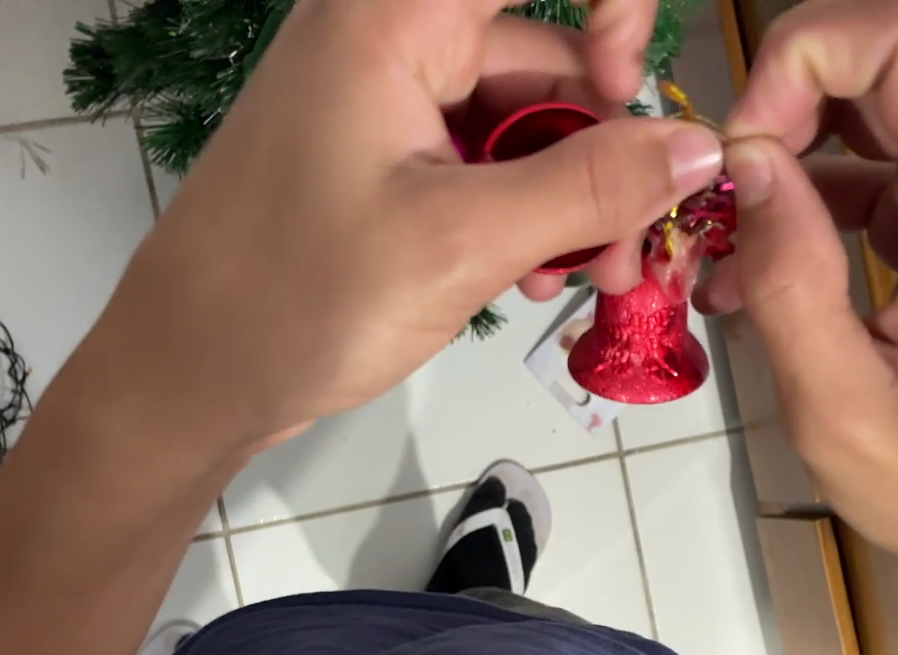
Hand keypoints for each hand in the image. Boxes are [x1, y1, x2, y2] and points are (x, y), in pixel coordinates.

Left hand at [67, 0, 722, 465]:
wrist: (197, 375)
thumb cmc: (309, 298)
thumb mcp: (462, 243)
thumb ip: (588, 189)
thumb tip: (699, 146)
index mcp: (394, 15)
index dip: (613, 9)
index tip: (635, 94)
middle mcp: (391, 40)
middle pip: (539, 60)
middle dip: (601, 151)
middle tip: (630, 249)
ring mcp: (385, 112)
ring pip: (517, 129)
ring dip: (569, 200)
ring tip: (585, 280)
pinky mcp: (384, 172)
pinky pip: (481, 173)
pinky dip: (521, 220)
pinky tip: (532, 278)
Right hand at [700, 0, 897, 633]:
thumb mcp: (832, 407)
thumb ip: (785, 274)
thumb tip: (748, 161)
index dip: (803, 56)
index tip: (739, 154)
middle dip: (810, 70)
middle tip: (743, 168)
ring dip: (820, 127)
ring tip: (746, 231)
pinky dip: (842, 177)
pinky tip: (783, 258)